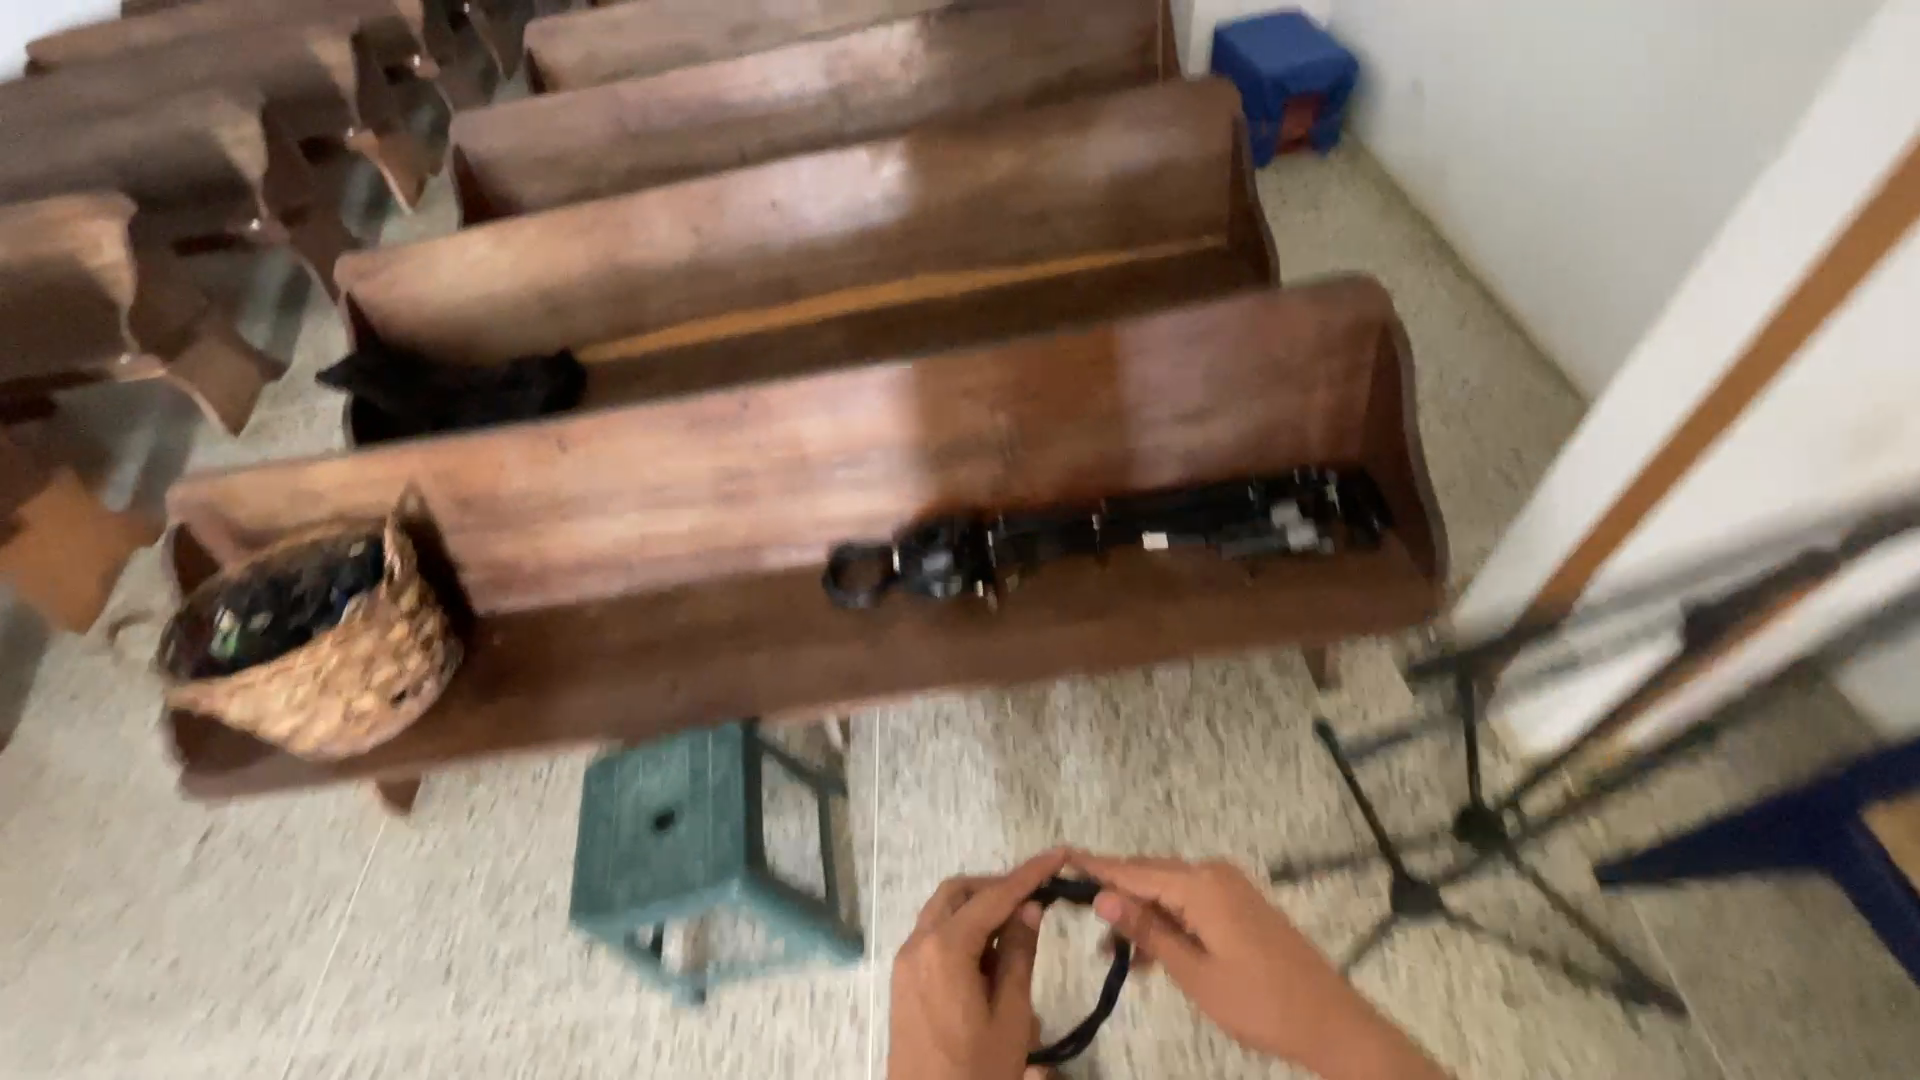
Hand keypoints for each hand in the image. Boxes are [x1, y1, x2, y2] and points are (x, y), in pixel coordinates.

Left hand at [888, 849, 1067, 1079]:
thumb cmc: (976, 1070)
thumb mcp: (1009, 1016)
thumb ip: (1019, 954)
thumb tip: (1029, 907)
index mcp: (945, 948)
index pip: (994, 897)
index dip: (1028, 875)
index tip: (1057, 856)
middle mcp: (917, 943)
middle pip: (958, 893)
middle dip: (996, 888)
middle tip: (1033, 900)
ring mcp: (905, 961)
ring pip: (943, 912)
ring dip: (978, 909)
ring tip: (1016, 932)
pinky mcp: (903, 980)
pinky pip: (933, 936)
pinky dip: (962, 932)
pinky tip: (989, 957)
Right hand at [1071, 852, 1447, 1079]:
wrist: (1333, 1023)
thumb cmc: (1260, 1004)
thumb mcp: (1194, 974)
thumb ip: (1146, 930)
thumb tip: (1100, 896)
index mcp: (1200, 885)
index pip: (1133, 871)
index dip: (1095, 867)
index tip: (1059, 857)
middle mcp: (1212, 873)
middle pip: (1149, 875)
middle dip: (1115, 895)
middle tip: (1078, 915)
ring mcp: (1228, 886)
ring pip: (1167, 889)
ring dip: (1141, 914)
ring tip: (1112, 950)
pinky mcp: (1238, 903)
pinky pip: (1189, 901)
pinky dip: (1167, 921)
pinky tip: (1150, 952)